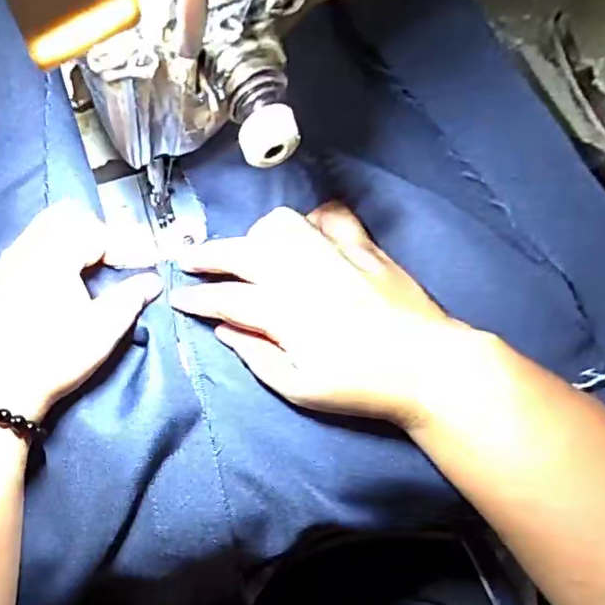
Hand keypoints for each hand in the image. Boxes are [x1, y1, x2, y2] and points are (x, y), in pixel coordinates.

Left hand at [0, 202, 161, 421]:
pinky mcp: (3, 278)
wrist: (2, 387)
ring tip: (101, 262)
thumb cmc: (56, 357)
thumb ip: (130, 298)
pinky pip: (33, 243)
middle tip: (127, 258)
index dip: (129, 244)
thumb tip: (153, 281)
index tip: (151, 260)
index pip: (98, 232)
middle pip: (71, 219)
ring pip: (48, 226)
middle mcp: (28, 247)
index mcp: (53, 254)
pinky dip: (58, 246)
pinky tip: (69, 272)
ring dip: (78, 237)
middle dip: (103, 234)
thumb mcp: (103, 329)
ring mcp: (11, 261)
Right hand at [170, 203, 498, 430]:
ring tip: (248, 251)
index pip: (226, 297)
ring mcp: (335, 254)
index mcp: (284, 311)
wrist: (426, 366)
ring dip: (255, 235)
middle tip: (189, 261)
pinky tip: (306, 237)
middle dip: (208, 255)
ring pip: (281, 225)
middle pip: (243, 251)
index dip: (197, 299)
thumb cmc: (359, 387)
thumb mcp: (298, 387)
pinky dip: (310, 222)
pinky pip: (330, 216)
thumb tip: (224, 329)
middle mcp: (303, 273)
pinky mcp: (364, 247)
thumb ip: (256, 355)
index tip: (179, 299)